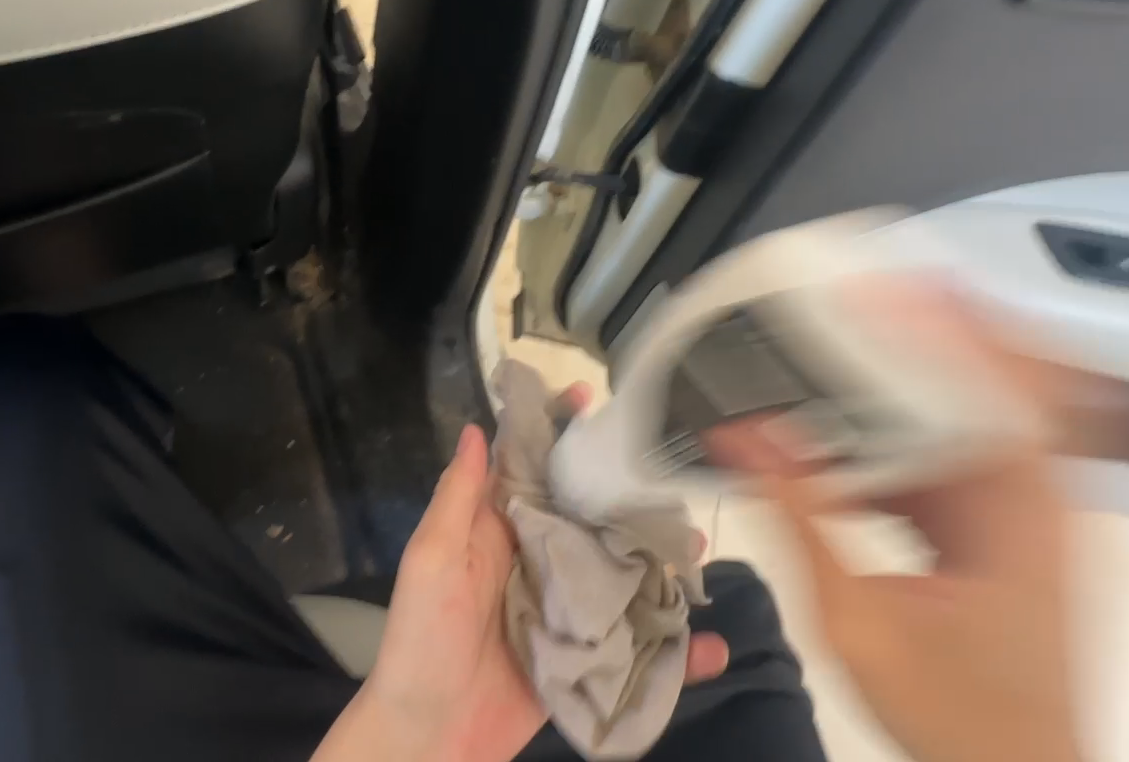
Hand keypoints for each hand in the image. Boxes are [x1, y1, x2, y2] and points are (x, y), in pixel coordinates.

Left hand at [315, 386, 728, 761]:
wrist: (429, 734)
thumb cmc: (421, 637)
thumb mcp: (431, 558)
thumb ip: (457, 496)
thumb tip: (475, 429)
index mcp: (497, 526)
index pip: (529, 465)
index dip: (556, 429)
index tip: (591, 399)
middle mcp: (533, 555)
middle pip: (584, 512)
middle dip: (622, 492)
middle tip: (667, 474)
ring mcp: (561, 604)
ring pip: (615, 568)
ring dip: (654, 558)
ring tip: (697, 545)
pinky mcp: (580, 653)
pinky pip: (629, 640)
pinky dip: (669, 645)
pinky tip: (707, 644)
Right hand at [708, 280, 1085, 761]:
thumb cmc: (951, 714)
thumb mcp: (856, 617)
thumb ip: (800, 516)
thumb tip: (743, 436)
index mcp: (1025, 517)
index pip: (1011, 391)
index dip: (964, 328)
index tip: (903, 279)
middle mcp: (1044, 501)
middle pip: (1008, 384)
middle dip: (946, 329)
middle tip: (873, 290)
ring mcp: (1030, 514)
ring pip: (979, 414)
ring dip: (920, 375)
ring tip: (850, 338)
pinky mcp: (1006, 528)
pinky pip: (957, 453)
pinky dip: (908, 428)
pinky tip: (852, 423)